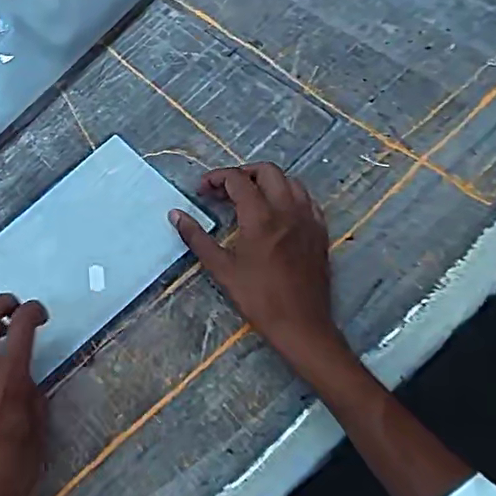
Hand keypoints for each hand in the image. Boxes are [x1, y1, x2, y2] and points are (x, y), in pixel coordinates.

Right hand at [169, 163, 337, 361]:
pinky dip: (288, 196)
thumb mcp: (220, 267)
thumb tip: (175, 214)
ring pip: (290, 182)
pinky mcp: (320, 232)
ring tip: (248, 198)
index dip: (216, 178)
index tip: (202, 191)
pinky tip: (275, 212)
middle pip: (267, 171)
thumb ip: (196, 236)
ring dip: (266, 182)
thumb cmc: (257, 297)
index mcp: (261, 217)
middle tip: (223, 191)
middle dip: (242, 173)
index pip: (237, 179)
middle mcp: (287, 211)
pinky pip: (306, 200)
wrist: (301, 324)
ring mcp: (308, 220)